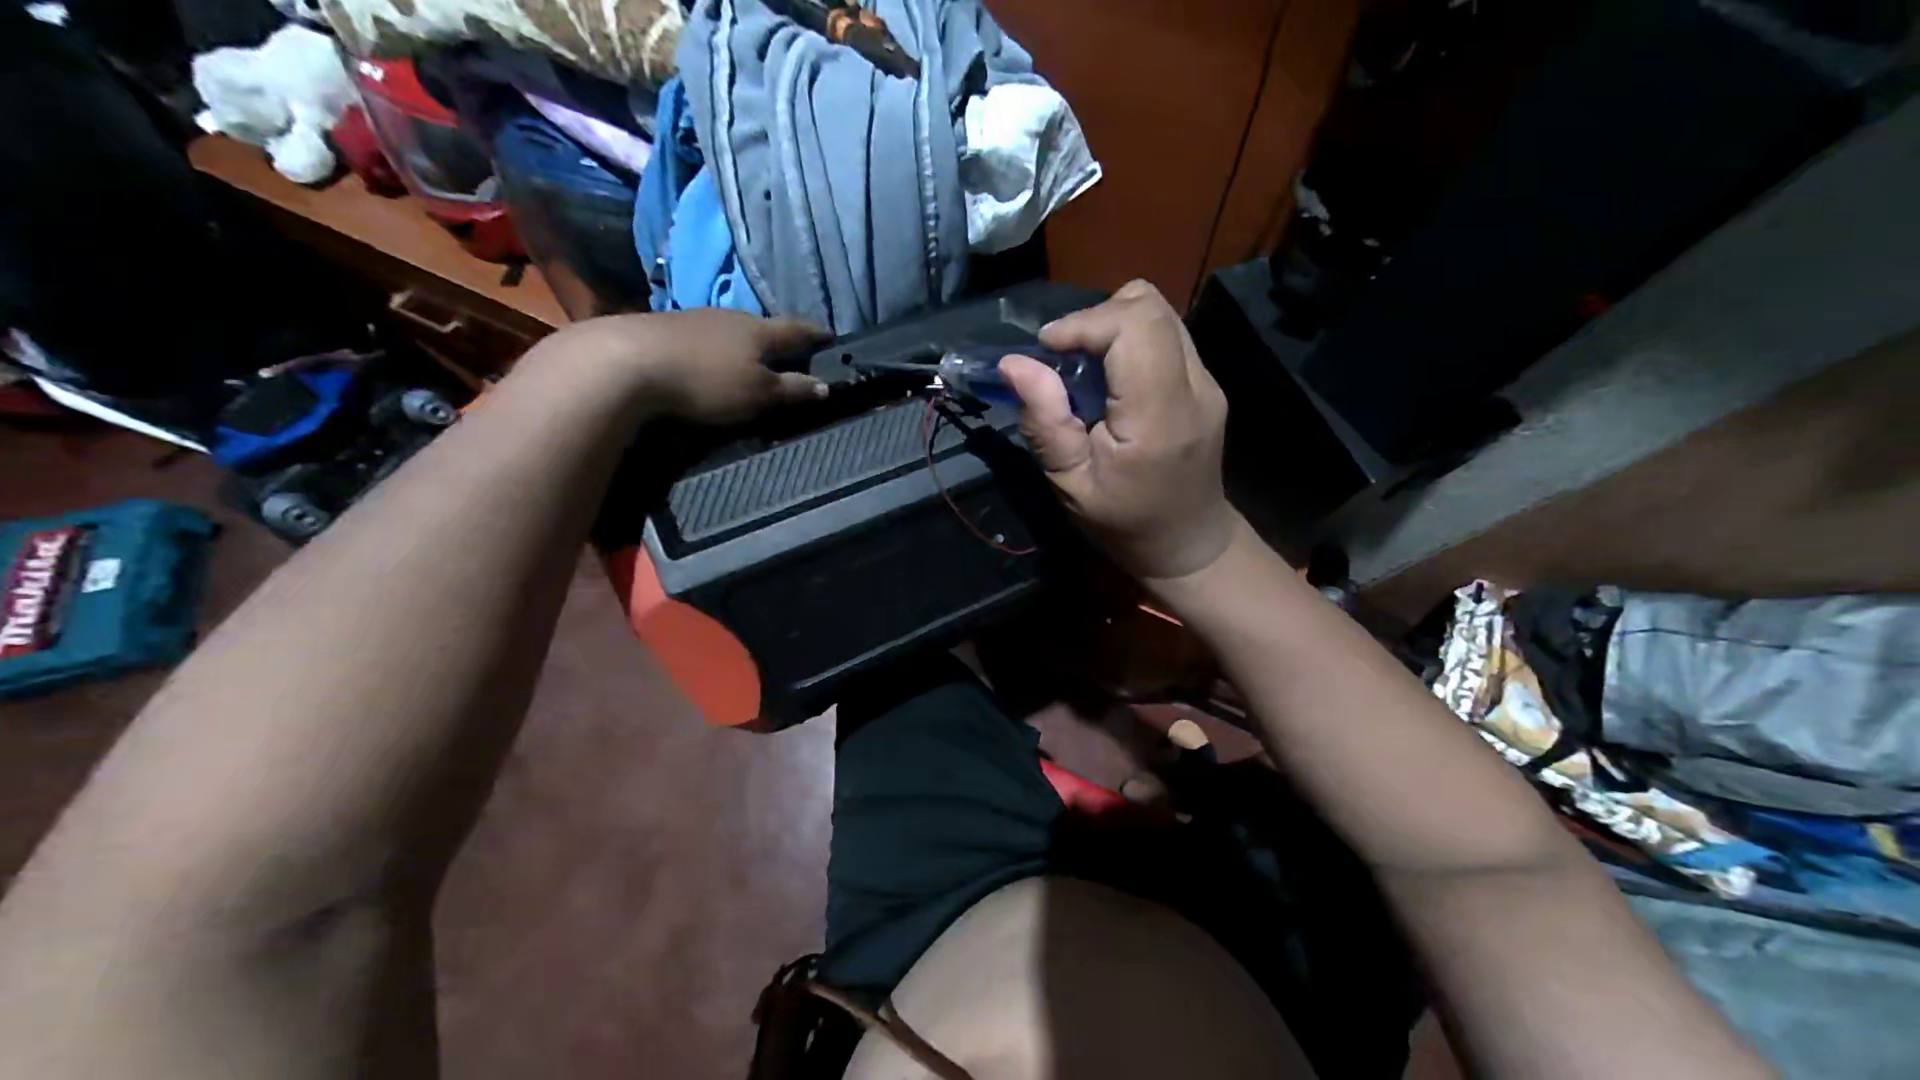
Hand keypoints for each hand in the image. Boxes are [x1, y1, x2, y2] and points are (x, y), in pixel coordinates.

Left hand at [543, 309, 829, 424]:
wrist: (625, 362)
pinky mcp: (665, 328)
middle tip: (792, 349)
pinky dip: (715, 347)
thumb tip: (825, 385)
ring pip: (731, 328)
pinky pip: (704, 336)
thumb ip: (792, 388)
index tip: (831, 336)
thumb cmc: (707, 380)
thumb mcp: (758, 393)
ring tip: (752, 355)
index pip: (797, 329)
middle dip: (779, 336)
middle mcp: (731, 316)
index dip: (816, 334)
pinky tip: (710, 358)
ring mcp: (695, 318)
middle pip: (763, 325)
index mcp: (760, 330)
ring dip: (744, 341)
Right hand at [998, 280, 1237, 580]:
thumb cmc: (1124, 523)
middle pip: (1150, 306)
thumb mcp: (1071, 484)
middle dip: (1096, 318)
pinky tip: (1111, 379)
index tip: (1046, 350)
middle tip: (1063, 358)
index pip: (1134, 325)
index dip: (1084, 323)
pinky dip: (1129, 340)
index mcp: (1158, 416)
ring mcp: (1207, 381)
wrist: (1188, 543)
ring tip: (1085, 369)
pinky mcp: (1206, 383)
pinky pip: (1166, 335)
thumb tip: (1014, 363)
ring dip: (1113, 326)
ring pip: (1160, 313)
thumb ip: (1045, 422)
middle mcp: (1194, 387)